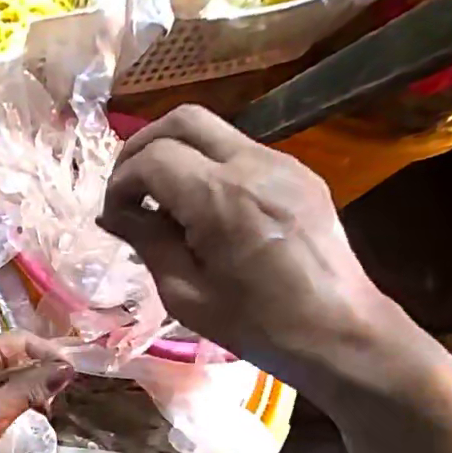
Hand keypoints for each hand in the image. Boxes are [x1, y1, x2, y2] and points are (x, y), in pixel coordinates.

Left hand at [0, 333, 75, 452]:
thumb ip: (32, 388)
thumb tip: (67, 369)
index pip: (21, 340)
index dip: (50, 353)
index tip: (73, 374)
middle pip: (12, 356)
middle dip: (39, 373)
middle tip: (58, 397)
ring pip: (2, 375)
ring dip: (24, 389)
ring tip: (44, 409)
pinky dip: (8, 400)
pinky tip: (19, 415)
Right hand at [97, 105, 411, 386]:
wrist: (338, 332)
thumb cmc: (254, 325)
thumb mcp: (184, 293)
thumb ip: (148, 242)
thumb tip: (113, 214)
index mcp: (221, 199)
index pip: (153, 158)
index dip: (121, 182)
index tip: (114, 215)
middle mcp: (253, 165)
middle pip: (183, 120)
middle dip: (143, 147)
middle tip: (127, 188)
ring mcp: (282, 163)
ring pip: (213, 131)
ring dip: (176, 155)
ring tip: (161, 202)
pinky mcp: (298, 174)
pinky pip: (239, 152)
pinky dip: (206, 167)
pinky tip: (200, 210)